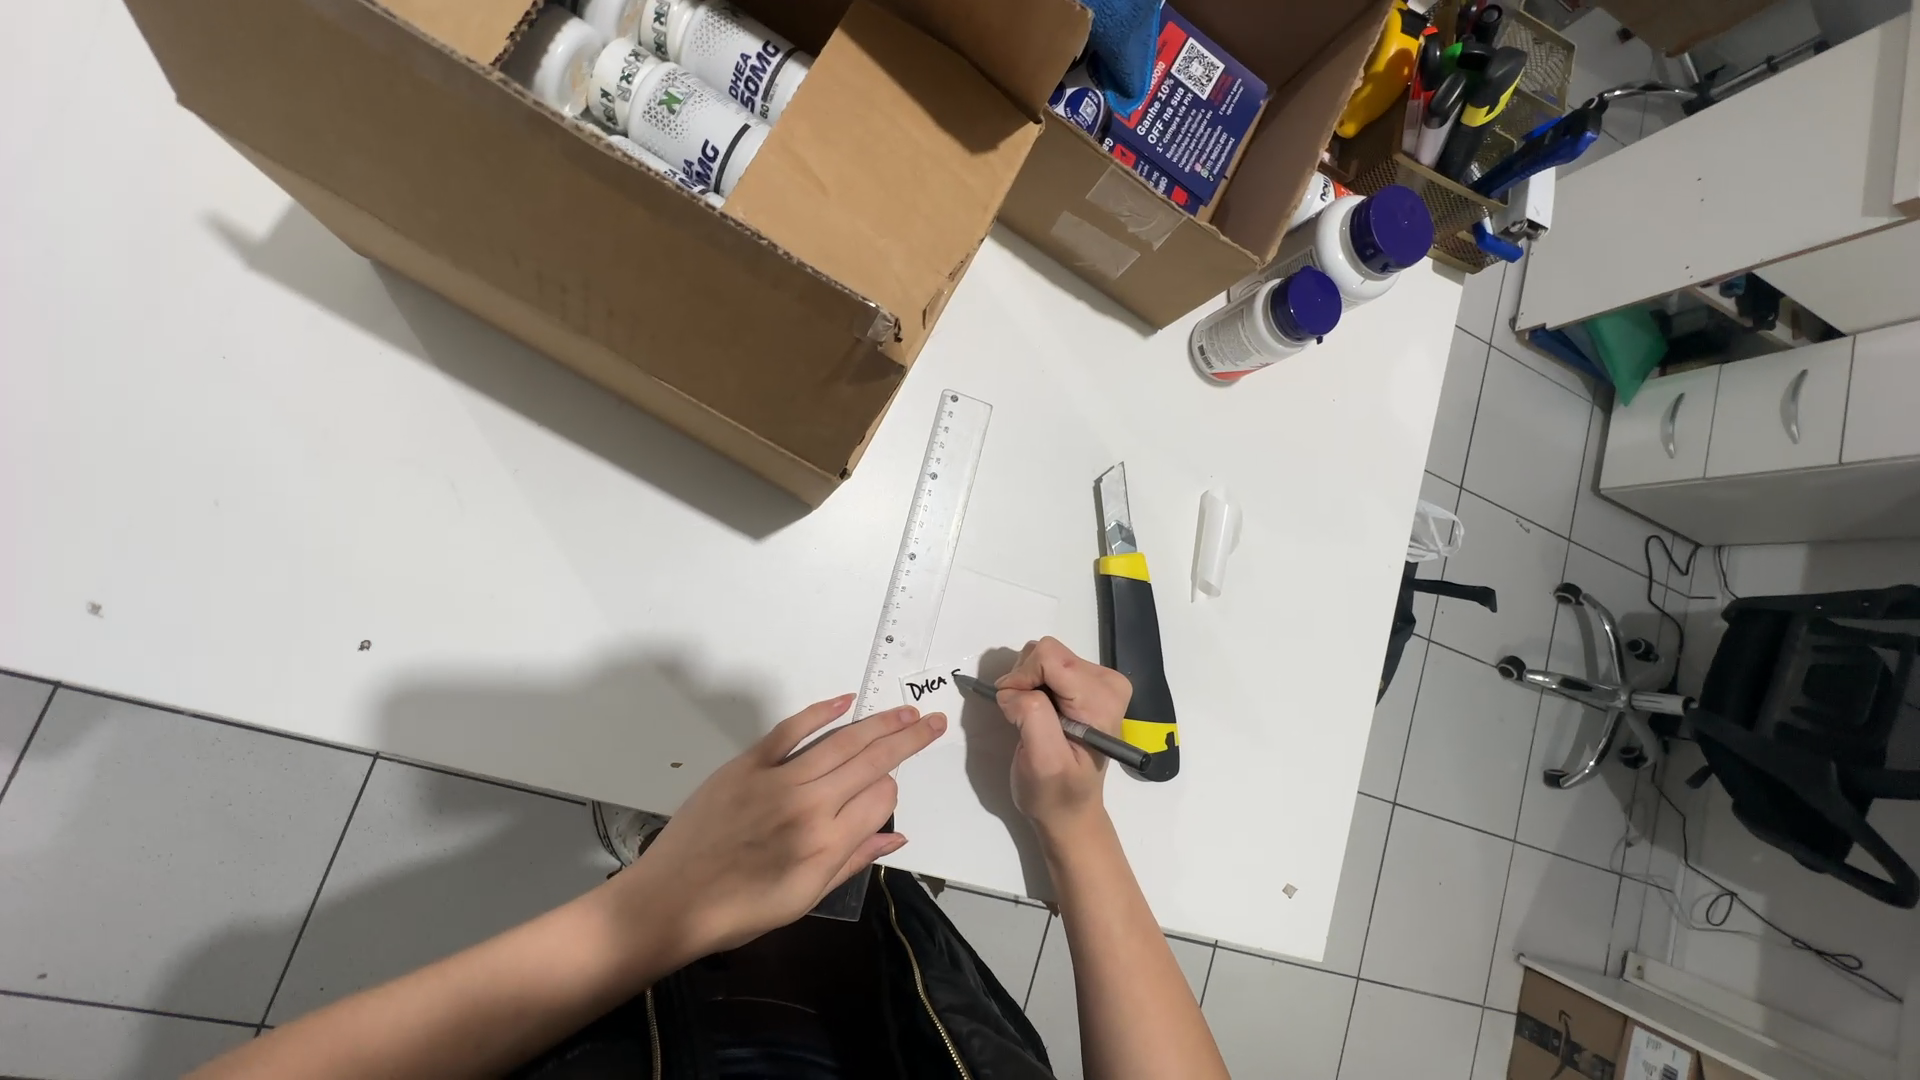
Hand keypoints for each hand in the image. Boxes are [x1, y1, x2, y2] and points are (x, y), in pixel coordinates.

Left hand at [620, 695, 945, 957]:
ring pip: (841, 741)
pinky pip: (791, 729)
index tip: (885, 794)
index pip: (881, 798)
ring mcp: (779, 778)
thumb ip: (853, 860)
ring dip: (878, 722)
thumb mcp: (805, 899)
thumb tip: (897, 836)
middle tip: (933, 720)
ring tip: (905, 710)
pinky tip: (845, 700)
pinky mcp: (749, 763)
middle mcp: (810, 804)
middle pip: (871, 761)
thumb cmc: (740, 910)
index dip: (890, 792)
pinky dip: (820, 712)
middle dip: (908, 739)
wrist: (670, 900)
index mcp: (826, 843)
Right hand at [994, 637, 1129, 841]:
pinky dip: (1031, 684)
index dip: (1022, 679)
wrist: (1069, 811)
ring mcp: (1097, 681)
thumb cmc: (1055, 793)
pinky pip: (1045, 664)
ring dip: (1027, 683)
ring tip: (1032, 719)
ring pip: (1043, 655)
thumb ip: (1032, 716)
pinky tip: (1039, 712)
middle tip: (1022, 718)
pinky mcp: (1084, 683)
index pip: (1049, 657)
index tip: (1014, 709)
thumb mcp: (1043, 762)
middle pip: (1046, 652)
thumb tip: (1012, 689)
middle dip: (1024, 680)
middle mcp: (1106, 682)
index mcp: (1102, 699)